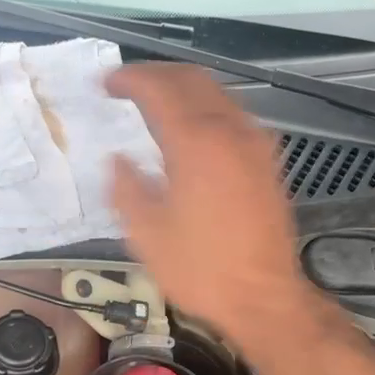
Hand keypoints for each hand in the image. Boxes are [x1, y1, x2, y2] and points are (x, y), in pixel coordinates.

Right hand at [106, 65, 317, 341]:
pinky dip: (207, 111)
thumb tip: (119, 162)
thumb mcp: (147, 236)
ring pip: (218, 95)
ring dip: (184, 91)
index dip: (128, 79)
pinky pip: (234, 118)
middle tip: (128, 86)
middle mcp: (230, 131)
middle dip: (157, 76)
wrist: (264, 298)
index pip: (158, 88)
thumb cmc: (201, 271)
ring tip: (156, 106)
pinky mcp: (268, 163)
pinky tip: (193, 135)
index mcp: (195, 142)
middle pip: (192, 80)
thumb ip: (127, 188)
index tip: (106, 83)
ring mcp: (255, 145)